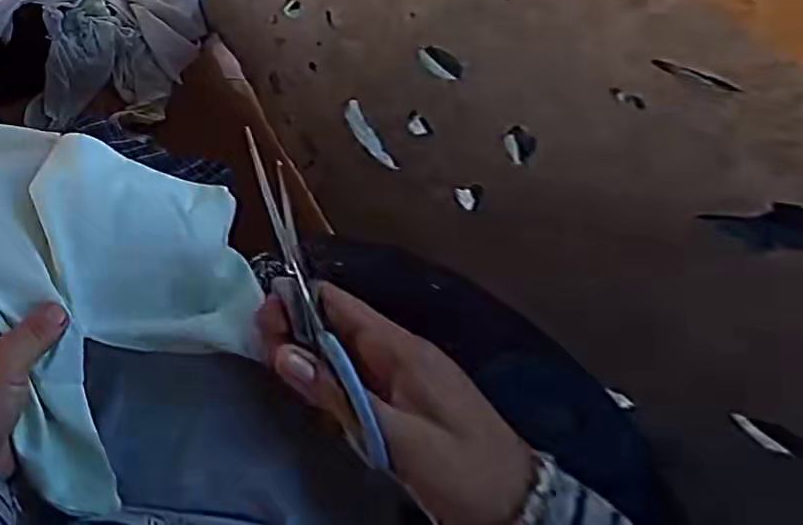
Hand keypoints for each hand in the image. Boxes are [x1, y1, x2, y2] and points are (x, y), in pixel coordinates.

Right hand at [259, 283, 536, 524]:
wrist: (537, 520)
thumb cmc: (468, 475)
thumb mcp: (398, 439)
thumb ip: (337, 394)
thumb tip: (281, 354)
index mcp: (399, 347)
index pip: (331, 298)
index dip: (292, 303)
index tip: (265, 328)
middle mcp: (398, 349)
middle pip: (330, 319)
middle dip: (294, 332)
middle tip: (271, 359)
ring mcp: (403, 372)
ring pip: (338, 345)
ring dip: (309, 357)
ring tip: (290, 381)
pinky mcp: (404, 395)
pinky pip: (353, 370)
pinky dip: (329, 376)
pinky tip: (319, 396)